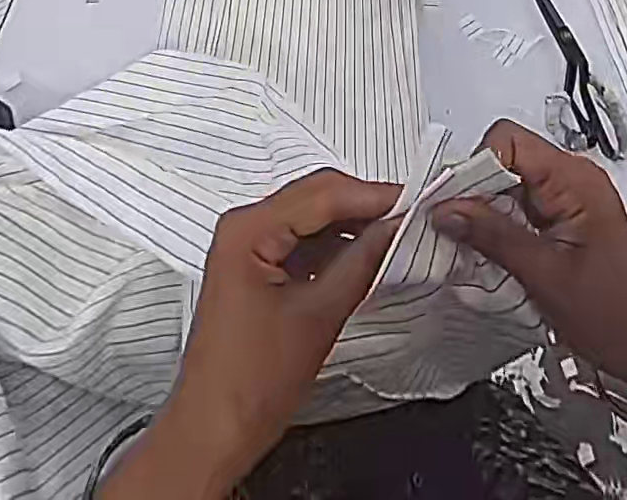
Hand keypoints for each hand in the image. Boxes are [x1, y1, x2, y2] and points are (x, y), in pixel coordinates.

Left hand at [100, 170, 400, 498]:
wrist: (213, 431)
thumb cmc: (249, 385)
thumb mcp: (318, 316)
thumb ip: (362, 262)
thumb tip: (394, 227)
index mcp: (248, 230)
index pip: (323, 194)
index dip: (373, 195)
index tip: (413, 200)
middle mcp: (244, 225)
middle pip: (316, 195)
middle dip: (365, 203)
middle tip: (411, 213)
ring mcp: (248, 242)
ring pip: (312, 213)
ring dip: (353, 221)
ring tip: (395, 231)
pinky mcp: (257, 261)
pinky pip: (304, 235)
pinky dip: (336, 241)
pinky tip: (366, 251)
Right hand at [431, 120, 626, 410]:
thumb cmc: (618, 318)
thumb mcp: (545, 275)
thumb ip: (492, 235)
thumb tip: (446, 209)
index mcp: (575, 180)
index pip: (508, 141)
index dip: (474, 165)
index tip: (452, 200)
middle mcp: (572, 178)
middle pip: (503, 157)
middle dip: (474, 189)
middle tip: (454, 224)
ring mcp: (566, 195)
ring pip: (505, 181)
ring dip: (483, 208)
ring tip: (472, 242)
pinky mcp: (559, 214)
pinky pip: (515, 202)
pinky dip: (496, 222)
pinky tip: (488, 248)